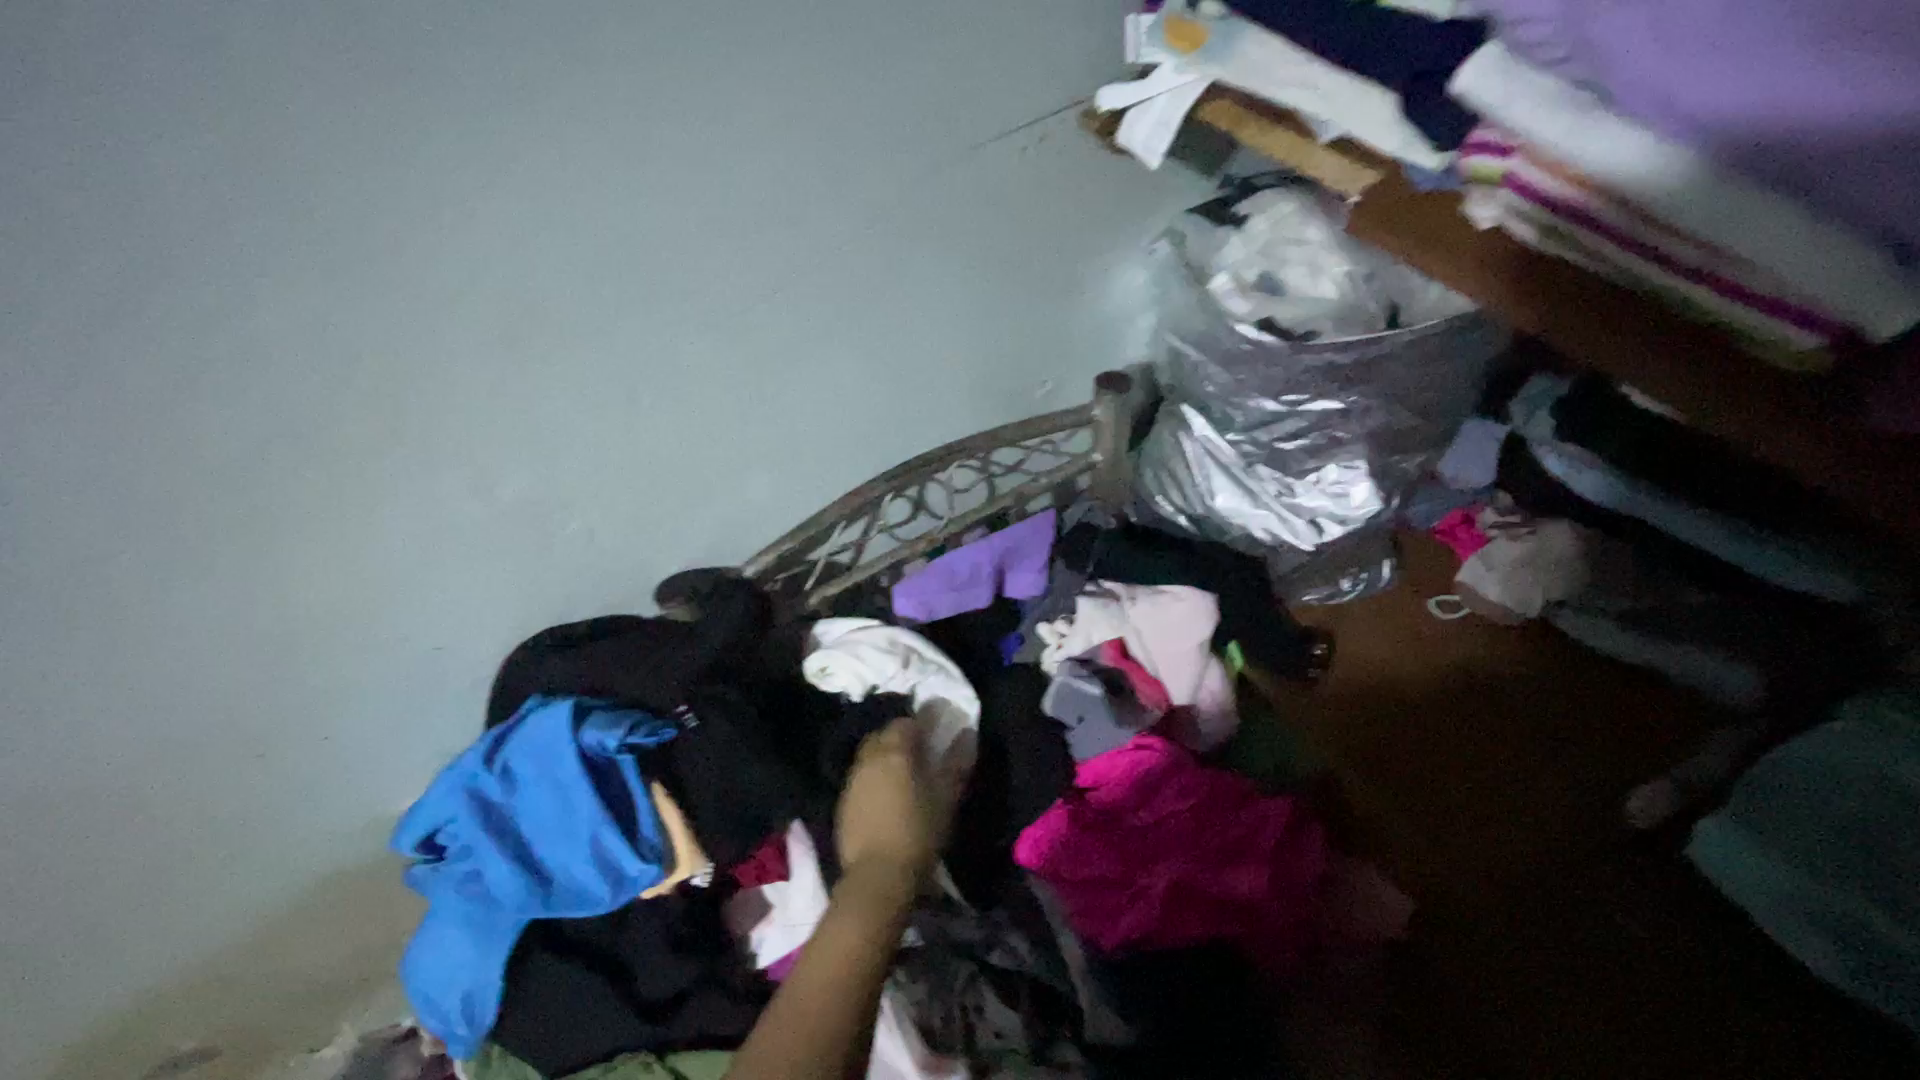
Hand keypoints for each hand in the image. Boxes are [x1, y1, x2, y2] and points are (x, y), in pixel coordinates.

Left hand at [834, 711, 973, 885]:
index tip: (935, 736)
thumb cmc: (919, 833)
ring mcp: (852, 781)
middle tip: (919, 755)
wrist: (877, 876)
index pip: (905, 722)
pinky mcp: (842, 803)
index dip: (921, 725)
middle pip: (882, 735)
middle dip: (899, 738)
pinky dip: (872, 780)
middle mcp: (869, 759)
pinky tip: (884, 799)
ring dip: (884, 759)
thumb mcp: (947, 799)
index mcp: (895, 752)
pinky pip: (859, 779)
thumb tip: (966, 734)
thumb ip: (956, 763)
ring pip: (868, 756)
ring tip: (902, 778)